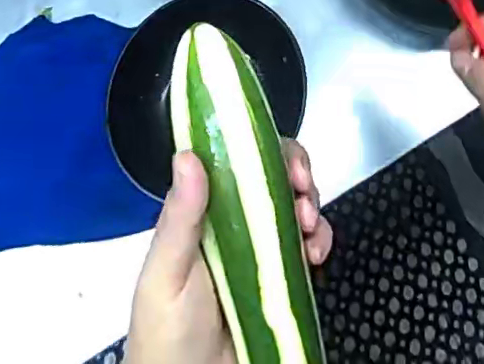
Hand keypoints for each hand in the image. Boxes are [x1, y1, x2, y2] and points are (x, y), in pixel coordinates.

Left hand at [125, 141, 331, 363]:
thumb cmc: (164, 335)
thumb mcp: (166, 272)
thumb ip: (179, 216)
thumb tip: (187, 155)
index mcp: (202, 210)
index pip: (234, 159)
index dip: (261, 147)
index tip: (279, 157)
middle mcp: (234, 222)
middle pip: (271, 175)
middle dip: (295, 172)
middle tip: (303, 190)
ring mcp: (261, 250)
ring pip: (294, 205)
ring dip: (310, 205)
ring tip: (309, 228)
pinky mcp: (283, 280)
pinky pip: (308, 247)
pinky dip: (320, 240)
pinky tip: (315, 253)